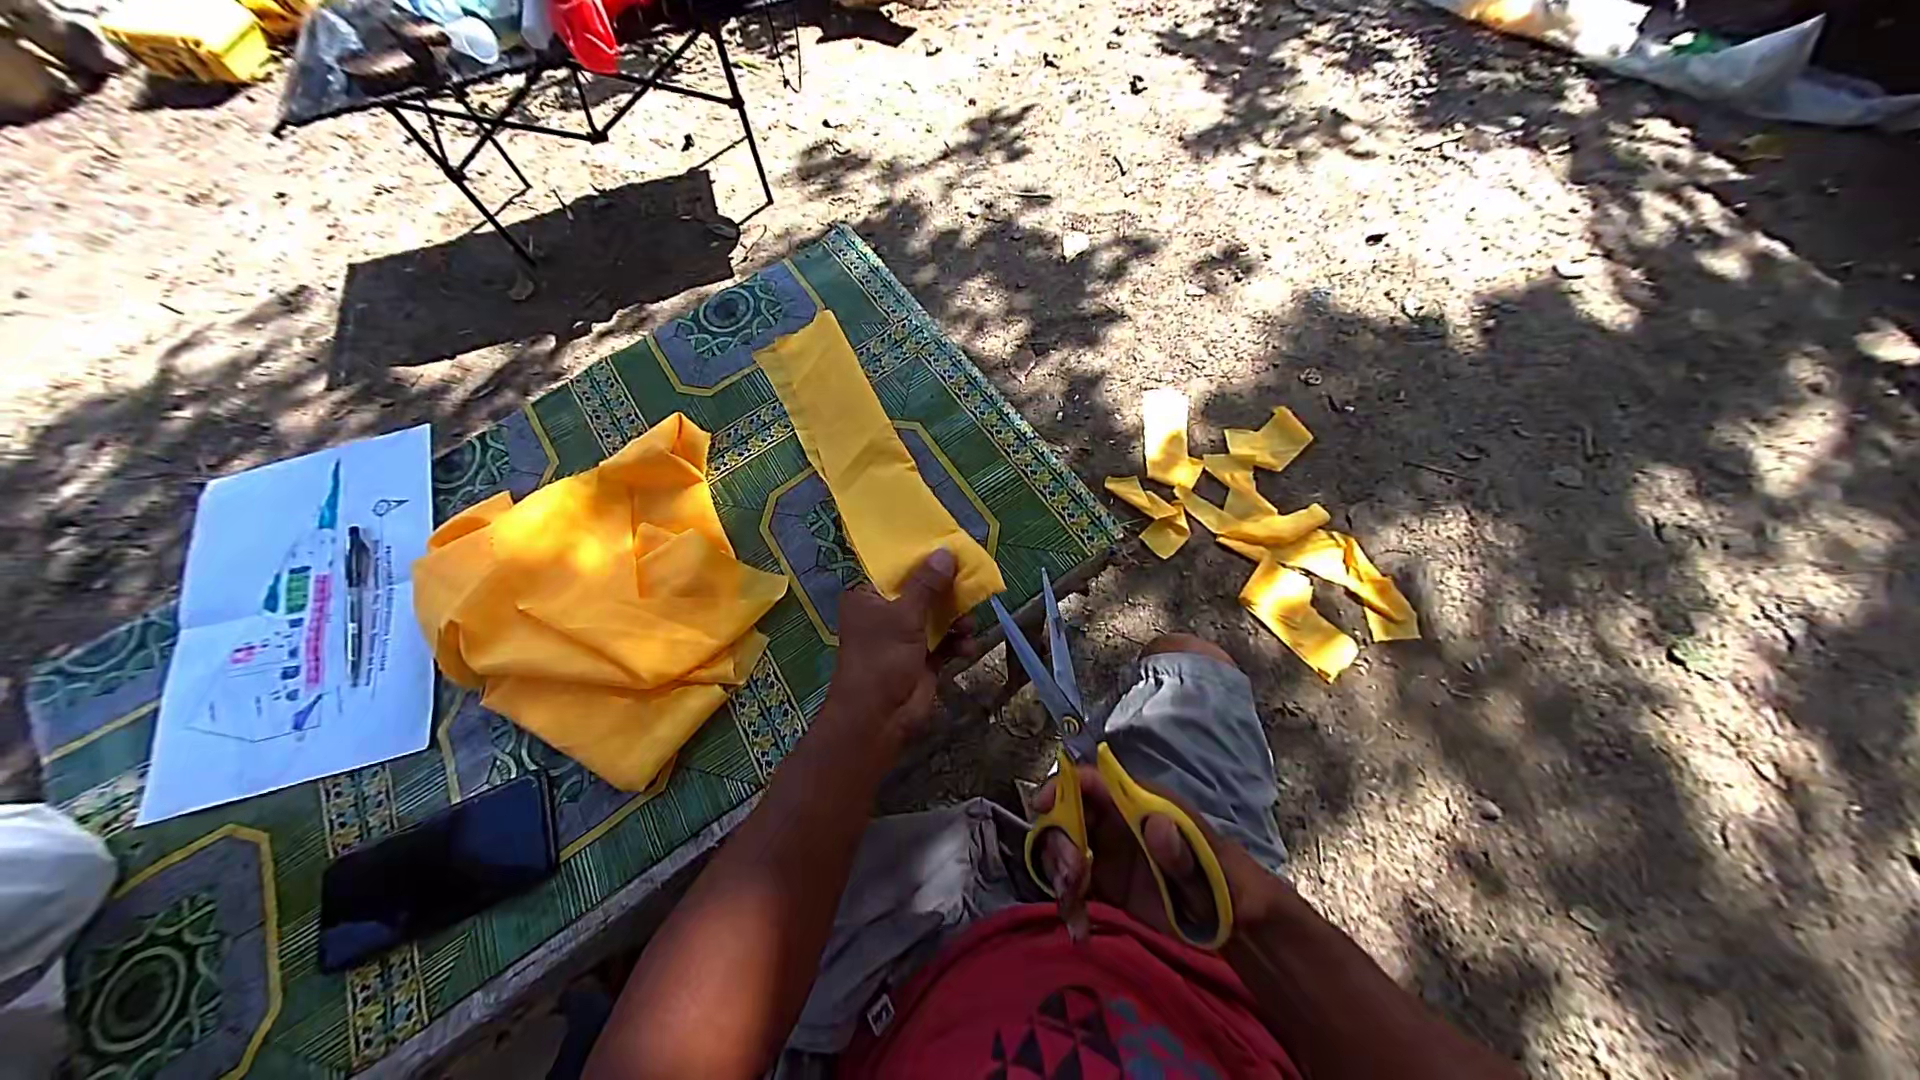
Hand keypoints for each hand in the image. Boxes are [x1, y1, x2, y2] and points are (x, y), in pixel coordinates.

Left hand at [824, 549, 976, 744]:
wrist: (880, 718)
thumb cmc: (882, 658)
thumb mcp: (904, 615)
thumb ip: (927, 584)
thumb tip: (945, 552)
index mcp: (868, 597)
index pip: (894, 569)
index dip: (920, 559)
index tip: (947, 547)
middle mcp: (884, 614)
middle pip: (921, 592)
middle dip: (946, 592)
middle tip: (970, 583)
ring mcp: (904, 637)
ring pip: (937, 617)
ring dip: (957, 620)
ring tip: (969, 625)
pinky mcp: (922, 659)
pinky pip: (945, 642)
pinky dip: (957, 643)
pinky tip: (967, 647)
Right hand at [1034, 765, 1290, 942]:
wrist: (1230, 922)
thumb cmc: (1223, 881)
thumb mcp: (1209, 864)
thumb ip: (1182, 848)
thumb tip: (1156, 824)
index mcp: (1138, 803)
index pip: (1090, 781)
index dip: (1061, 786)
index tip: (1042, 807)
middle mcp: (1115, 821)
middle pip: (1066, 814)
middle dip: (1058, 841)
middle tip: (1072, 877)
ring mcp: (1107, 852)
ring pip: (1062, 848)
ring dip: (1059, 873)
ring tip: (1075, 905)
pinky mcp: (1104, 883)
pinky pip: (1071, 884)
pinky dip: (1067, 902)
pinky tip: (1078, 927)